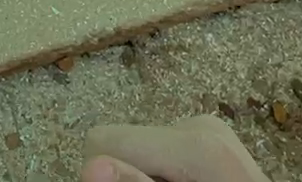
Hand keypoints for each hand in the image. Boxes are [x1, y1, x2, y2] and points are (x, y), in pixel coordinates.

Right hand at [82, 115, 270, 181]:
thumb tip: (92, 167)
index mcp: (200, 146)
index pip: (104, 142)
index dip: (106, 178)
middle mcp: (201, 125)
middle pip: (121, 143)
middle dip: (129, 179)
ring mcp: (208, 131)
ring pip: (139, 151)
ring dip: (145, 180)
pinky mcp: (210, 141)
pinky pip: (160, 155)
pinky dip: (162, 178)